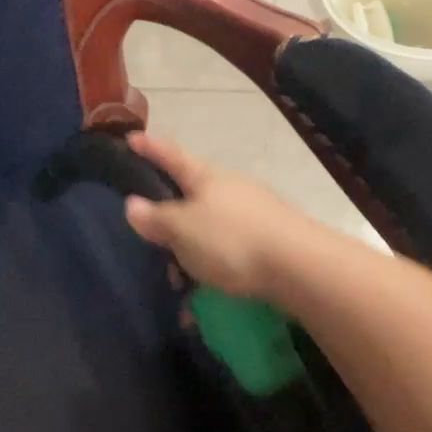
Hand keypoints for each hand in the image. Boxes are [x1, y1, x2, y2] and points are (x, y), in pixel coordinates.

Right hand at [122, 132, 317, 298]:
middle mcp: (231, 188)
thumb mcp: (183, 229)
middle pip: (192, 194)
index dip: (151, 147)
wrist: (300, 267)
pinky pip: (229, 252)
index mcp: (207, 177)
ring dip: (191, 251)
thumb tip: (133, 204)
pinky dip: (213, 269)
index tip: (131, 137)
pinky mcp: (269, 240)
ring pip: (210, 228)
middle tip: (151, 237)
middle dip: (170, 216)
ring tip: (179, 282)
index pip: (172, 155)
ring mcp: (253, 214)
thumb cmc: (232, 240)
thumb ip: (156, 219)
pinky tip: (206, 293)